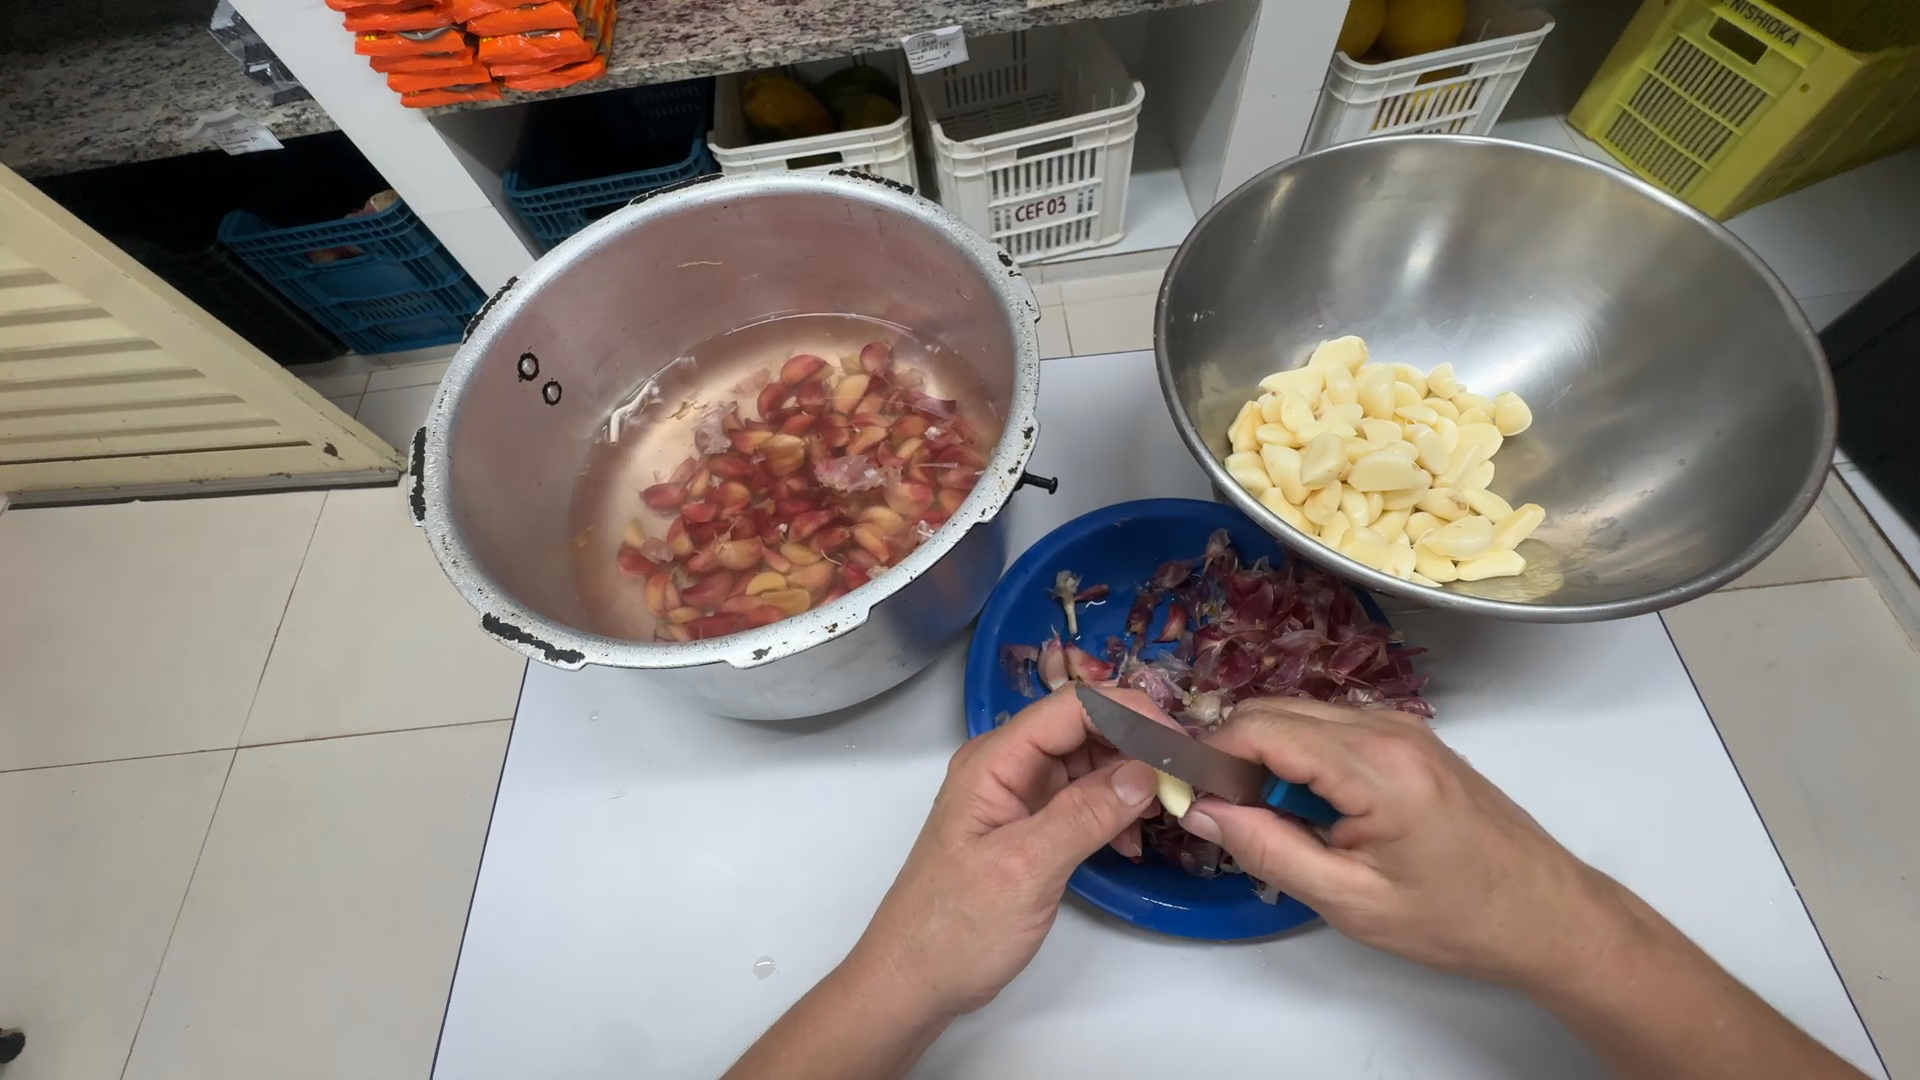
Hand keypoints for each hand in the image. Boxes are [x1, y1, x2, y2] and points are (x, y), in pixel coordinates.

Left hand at [847, 687, 1160, 1017]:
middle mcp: (1007, 764)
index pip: (1070, 708)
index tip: (1177, 741)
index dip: (1127, 712)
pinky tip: (1134, 840)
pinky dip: (1113, 811)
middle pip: (1081, 729)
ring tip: (1168, 808)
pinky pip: (1081, 799)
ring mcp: (1018, 794)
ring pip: (1086, 763)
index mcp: (994, 759)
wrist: (914, 979)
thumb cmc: (956, 926)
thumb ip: (1084, 815)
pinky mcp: (1029, 824)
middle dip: (1135, 745)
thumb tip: (1146, 772)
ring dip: (1129, 780)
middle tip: (1186, 776)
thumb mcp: (1025, 869)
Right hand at [1177, 698, 1616, 986]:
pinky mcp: (1404, 731)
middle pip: (1271, 710)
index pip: (1261, 728)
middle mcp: (1384, 726)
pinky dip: (1297, 750)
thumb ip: (1265, 849)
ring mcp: (1397, 722)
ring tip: (1277, 813)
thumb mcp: (1349, 903)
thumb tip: (1199, 811)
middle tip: (1233, 811)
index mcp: (1374, 767)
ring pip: (1294, 711)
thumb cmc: (1454, 920)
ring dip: (1265, 752)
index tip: (1198, 796)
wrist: (1555, 917)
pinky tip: (1313, 801)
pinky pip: (1324, 723)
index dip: (1214, 755)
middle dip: (1234, 752)